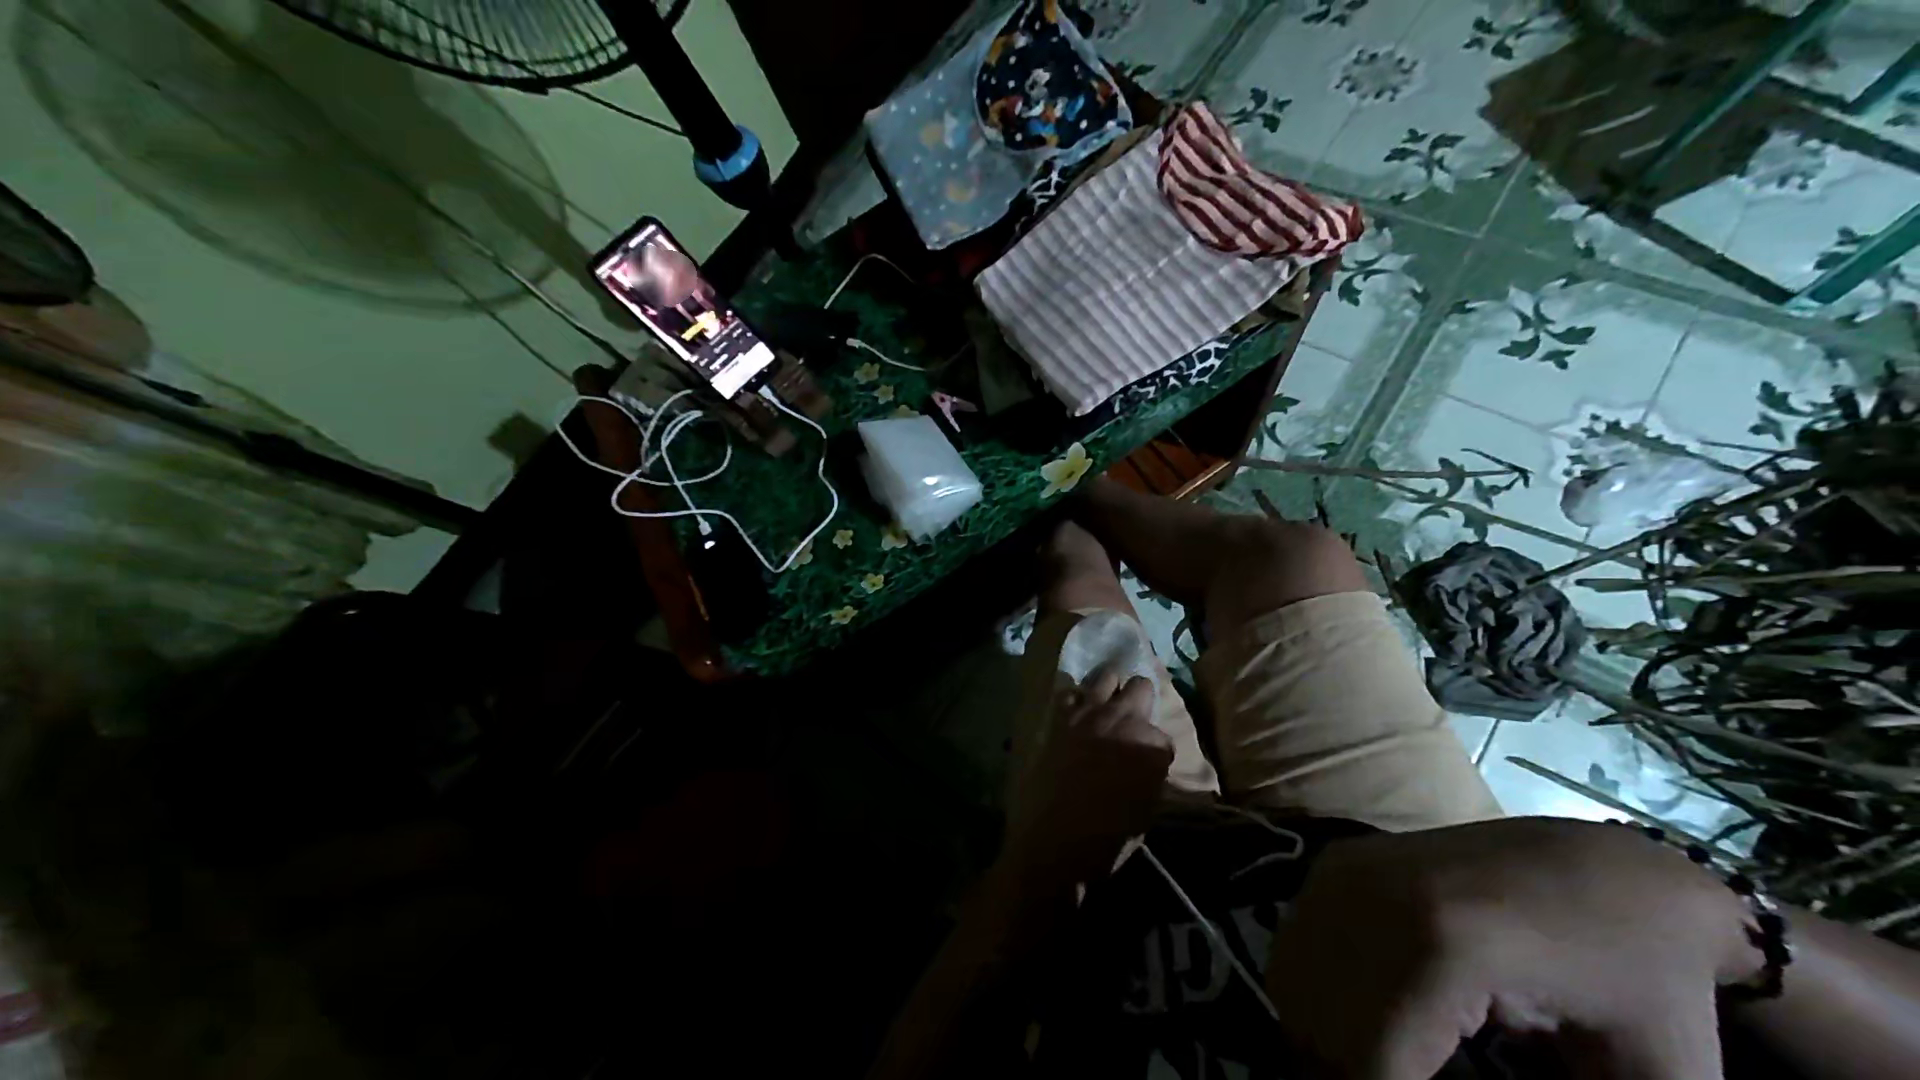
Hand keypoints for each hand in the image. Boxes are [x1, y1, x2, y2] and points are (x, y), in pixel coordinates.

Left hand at [1003, 672, 1173, 885]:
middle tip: (1135, 723)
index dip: (1157, 754)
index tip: (1149, 767)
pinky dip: (1075, 700)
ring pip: (1107, 676)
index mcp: (1151, 745)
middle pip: (1141, 687)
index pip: (1164, 737)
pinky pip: (1069, 693)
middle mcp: (1123, 719)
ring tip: (1108, 706)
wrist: (1053, 840)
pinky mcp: (1060, 718)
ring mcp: (1089, 713)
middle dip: (1142, 702)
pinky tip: (1077, 714)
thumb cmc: (1108, 837)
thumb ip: (1150, 780)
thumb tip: (1147, 769)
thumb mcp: (1145, 813)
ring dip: (1111, 690)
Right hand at [1267, 817, 1760, 1079]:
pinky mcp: (1336, 864)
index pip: (1372, 1056)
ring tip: (1378, 1062)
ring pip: (1292, 982)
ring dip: (1323, 1038)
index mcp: (1444, 943)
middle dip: (1347, 1070)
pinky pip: (1295, 947)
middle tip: (1395, 1079)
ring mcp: (1346, 872)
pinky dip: (1313, 995)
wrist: (1613, 871)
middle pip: (1319, 1020)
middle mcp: (1371, 895)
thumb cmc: (1644, 982)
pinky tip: (1360, 1018)